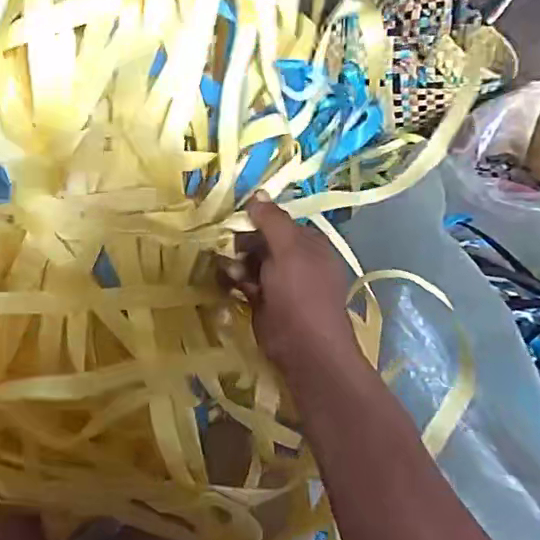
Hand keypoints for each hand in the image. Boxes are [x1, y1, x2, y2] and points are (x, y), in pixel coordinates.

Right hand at [226, 195, 365, 380]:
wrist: (303, 346)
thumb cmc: (301, 293)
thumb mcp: (289, 250)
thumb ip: (272, 220)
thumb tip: (256, 193)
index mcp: (309, 243)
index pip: (278, 222)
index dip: (256, 221)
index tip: (235, 223)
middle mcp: (295, 260)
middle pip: (260, 241)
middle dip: (242, 245)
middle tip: (232, 253)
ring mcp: (279, 282)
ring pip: (248, 262)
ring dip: (236, 265)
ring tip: (235, 276)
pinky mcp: (263, 301)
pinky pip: (243, 282)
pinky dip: (235, 282)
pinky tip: (230, 286)